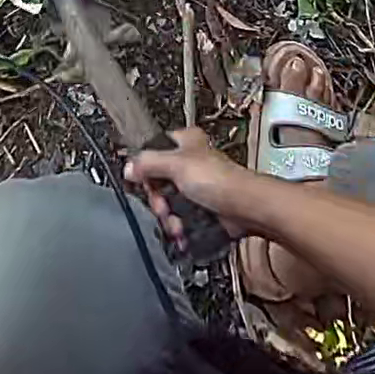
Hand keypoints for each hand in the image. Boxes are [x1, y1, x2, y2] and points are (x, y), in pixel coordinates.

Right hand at [124, 128, 268, 242]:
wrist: (245, 208)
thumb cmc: (219, 180)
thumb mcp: (175, 164)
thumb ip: (148, 163)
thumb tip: (129, 167)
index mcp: (185, 141)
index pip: (154, 151)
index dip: (147, 170)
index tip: (144, 182)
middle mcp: (191, 161)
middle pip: (160, 182)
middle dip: (159, 201)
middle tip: (163, 206)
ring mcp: (197, 186)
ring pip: (170, 203)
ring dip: (170, 218)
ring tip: (176, 223)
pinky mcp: (203, 208)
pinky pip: (182, 219)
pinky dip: (180, 228)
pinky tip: (183, 232)